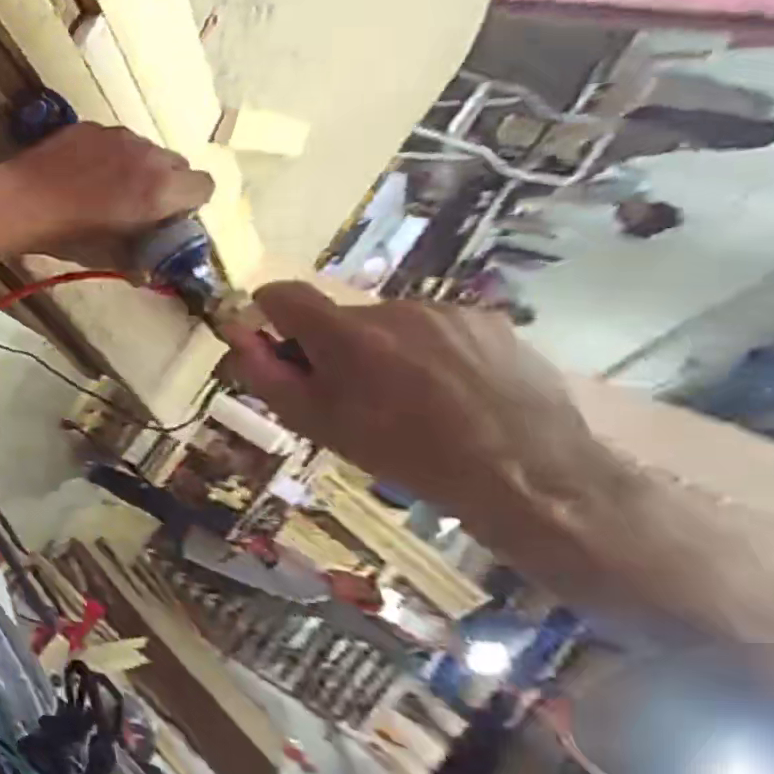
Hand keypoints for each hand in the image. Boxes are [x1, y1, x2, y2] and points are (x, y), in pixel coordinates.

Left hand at [0, 124, 214, 255]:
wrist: (18, 202)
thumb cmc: (67, 235)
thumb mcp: (108, 255)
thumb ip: (140, 256)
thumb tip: (150, 267)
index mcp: (160, 189)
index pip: (204, 186)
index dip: (188, 202)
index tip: (166, 216)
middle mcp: (147, 155)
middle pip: (176, 164)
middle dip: (166, 182)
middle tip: (138, 203)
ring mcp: (117, 135)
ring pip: (145, 148)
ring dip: (137, 165)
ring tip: (106, 185)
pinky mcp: (90, 126)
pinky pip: (114, 139)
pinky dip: (109, 153)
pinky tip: (81, 170)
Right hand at [216, 282, 589, 501]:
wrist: (534, 480)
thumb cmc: (409, 457)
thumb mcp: (320, 426)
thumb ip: (267, 376)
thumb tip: (238, 336)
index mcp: (345, 334)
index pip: (282, 294)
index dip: (271, 316)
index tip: (282, 348)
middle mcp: (390, 309)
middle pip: (339, 318)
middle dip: (338, 349)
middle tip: (359, 399)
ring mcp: (443, 311)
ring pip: (390, 325)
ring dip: (387, 352)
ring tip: (418, 402)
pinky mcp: (486, 320)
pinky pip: (437, 328)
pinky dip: (433, 353)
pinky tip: (458, 393)